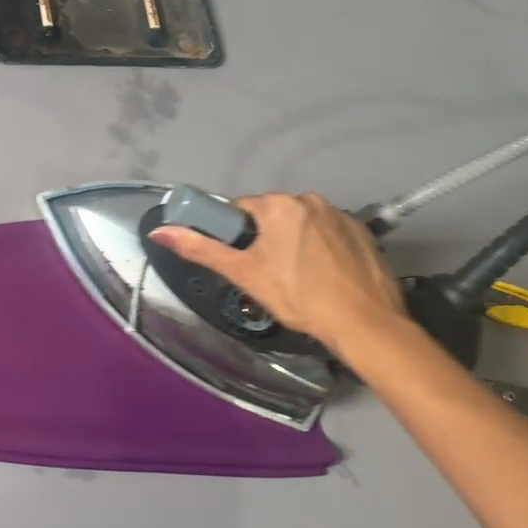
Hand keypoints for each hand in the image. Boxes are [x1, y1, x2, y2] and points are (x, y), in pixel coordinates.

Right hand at [147, 192, 407, 352]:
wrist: (368, 326)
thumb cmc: (299, 297)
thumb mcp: (244, 274)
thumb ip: (200, 248)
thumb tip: (159, 231)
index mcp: (278, 205)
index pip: (241, 209)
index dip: (235, 234)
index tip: (243, 259)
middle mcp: (310, 200)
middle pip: (272, 215)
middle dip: (266, 238)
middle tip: (269, 272)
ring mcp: (342, 216)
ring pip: (302, 225)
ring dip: (295, 242)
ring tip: (300, 278)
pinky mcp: (365, 234)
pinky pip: (330, 234)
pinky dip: (323, 249)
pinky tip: (326, 276)